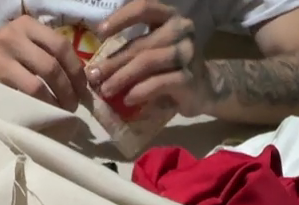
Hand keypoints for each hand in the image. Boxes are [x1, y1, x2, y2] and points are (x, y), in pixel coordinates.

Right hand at [0, 16, 88, 109]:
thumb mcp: (21, 40)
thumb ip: (44, 51)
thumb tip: (75, 80)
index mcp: (27, 25)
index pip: (61, 45)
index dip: (76, 69)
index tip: (83, 88)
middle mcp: (16, 38)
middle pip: (52, 65)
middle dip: (68, 89)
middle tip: (74, 105)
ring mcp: (3, 60)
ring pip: (38, 85)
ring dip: (55, 102)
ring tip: (61, 112)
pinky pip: (22, 99)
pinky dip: (37, 109)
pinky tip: (44, 115)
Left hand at [88, 0, 211, 114]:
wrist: (204, 90)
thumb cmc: (172, 70)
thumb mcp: (152, 53)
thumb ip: (132, 53)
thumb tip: (97, 69)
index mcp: (170, 17)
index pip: (144, 7)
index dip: (121, 18)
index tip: (100, 32)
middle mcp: (181, 29)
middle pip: (141, 43)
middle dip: (114, 61)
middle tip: (94, 76)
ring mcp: (187, 53)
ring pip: (148, 62)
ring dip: (123, 77)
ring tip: (106, 90)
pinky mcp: (188, 78)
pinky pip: (159, 82)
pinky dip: (141, 91)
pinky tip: (128, 100)